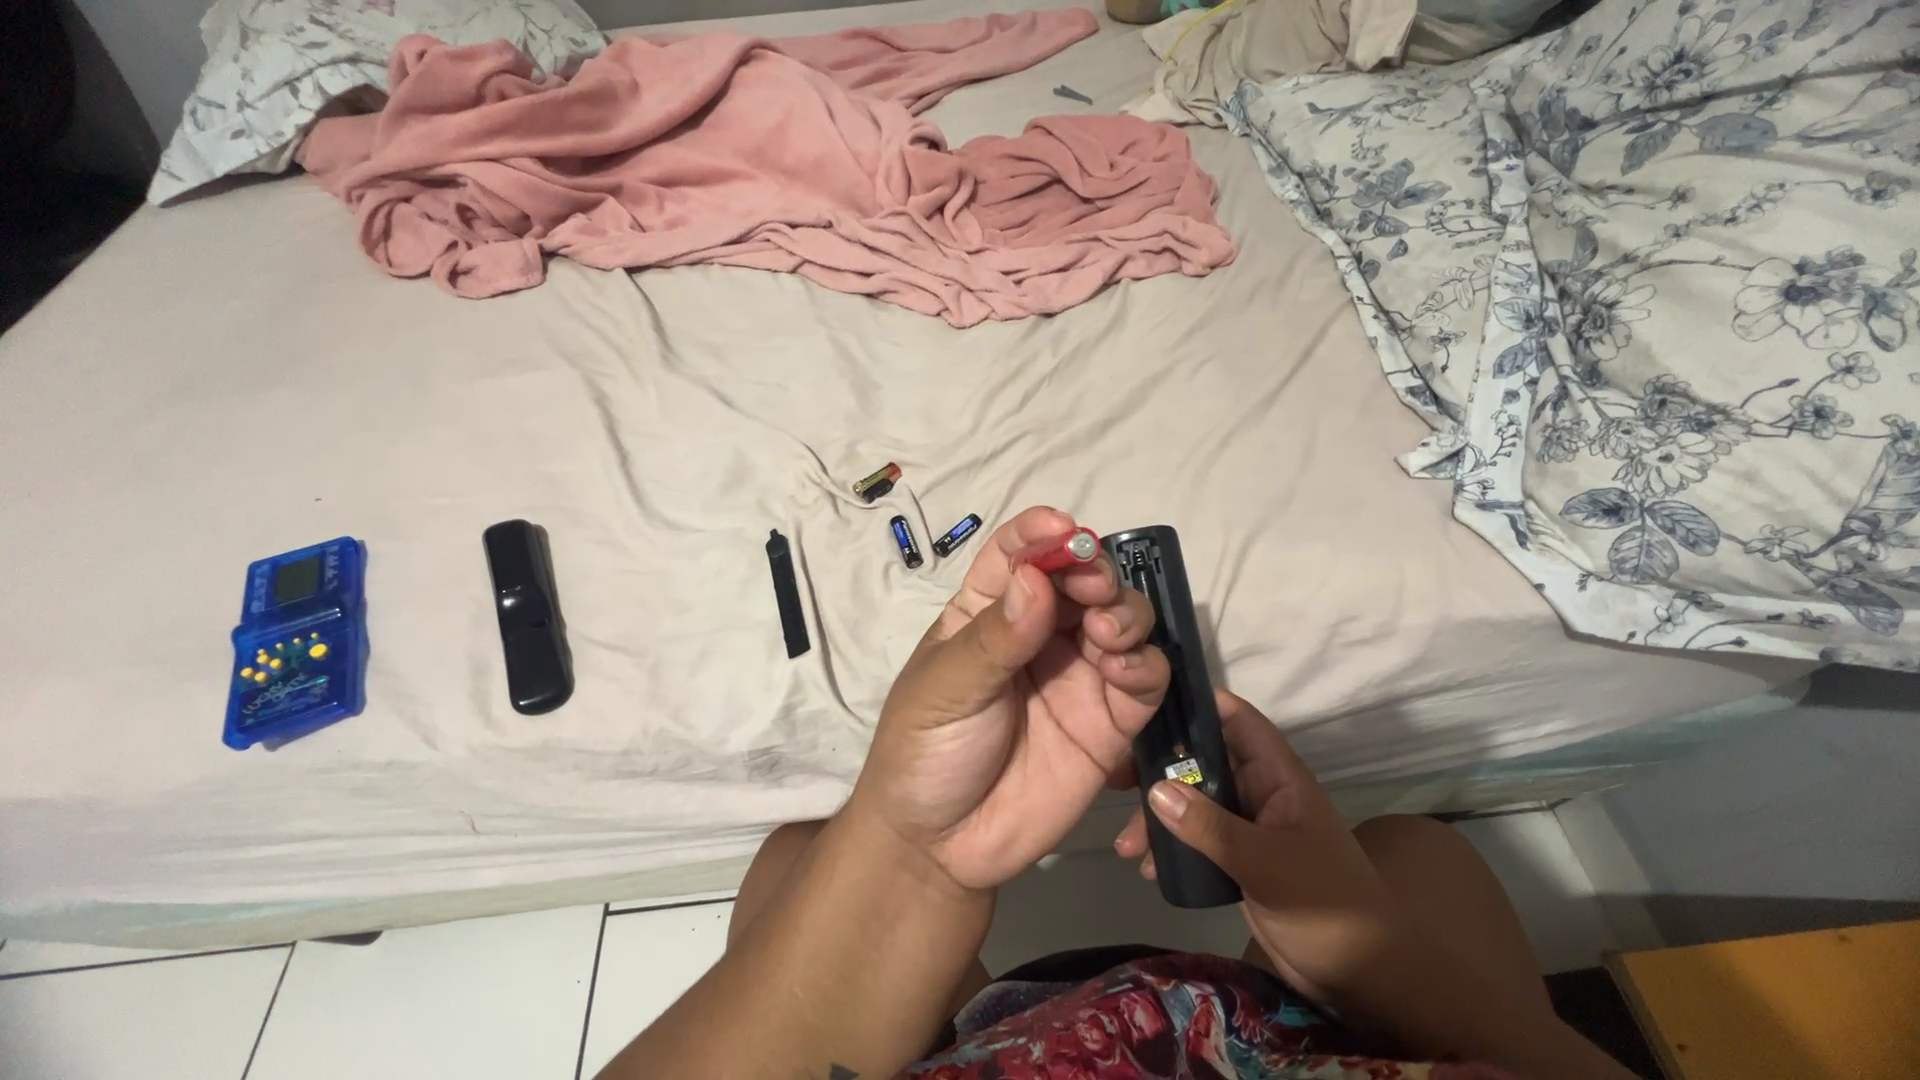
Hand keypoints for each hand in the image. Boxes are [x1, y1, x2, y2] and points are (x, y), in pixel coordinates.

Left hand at [851, 507, 1170, 891]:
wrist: (941, 846)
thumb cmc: (924, 751)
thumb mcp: (943, 690)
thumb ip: (994, 639)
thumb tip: (1034, 578)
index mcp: (987, 613)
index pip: (1016, 556)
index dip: (1040, 534)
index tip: (1062, 528)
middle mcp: (1041, 635)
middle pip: (1081, 581)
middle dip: (1094, 572)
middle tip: (1092, 587)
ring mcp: (1079, 675)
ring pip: (1123, 621)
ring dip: (1125, 613)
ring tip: (1107, 632)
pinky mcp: (1111, 722)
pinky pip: (1144, 680)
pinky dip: (1146, 665)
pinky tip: (1125, 670)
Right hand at [1113, 690, 1417, 1013]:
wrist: (1362, 978)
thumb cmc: (1328, 907)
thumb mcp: (1267, 864)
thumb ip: (1211, 827)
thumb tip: (1156, 790)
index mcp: (1278, 777)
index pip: (1236, 720)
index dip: (1197, 704)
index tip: (1146, 704)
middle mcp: (1258, 792)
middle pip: (1202, 760)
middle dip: (1159, 768)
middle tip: (1117, 780)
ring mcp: (1246, 827)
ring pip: (1191, 802)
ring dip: (1157, 817)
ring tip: (1127, 846)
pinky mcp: (1236, 860)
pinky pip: (1194, 839)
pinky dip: (1169, 848)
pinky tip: (1149, 869)